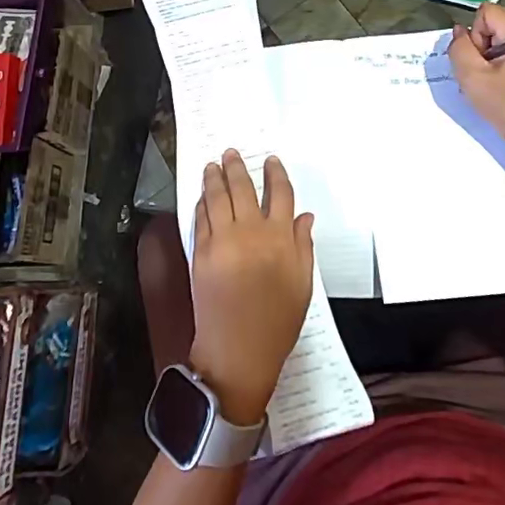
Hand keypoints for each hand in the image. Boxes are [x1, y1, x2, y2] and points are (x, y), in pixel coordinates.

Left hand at [188, 150, 314, 425]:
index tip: (272, 161)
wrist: (238, 350)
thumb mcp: (303, 283)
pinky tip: (203, 196)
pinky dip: (202, 203)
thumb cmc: (278, 320)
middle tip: (232, 153)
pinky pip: (201, 219)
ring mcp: (222, 242)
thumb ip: (304, 245)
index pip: (280, 195)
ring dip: (215, 178)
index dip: (276, 174)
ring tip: (214, 165)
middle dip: (238, 168)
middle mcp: (251, 233)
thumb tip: (305, 216)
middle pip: (243, 189)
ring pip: (217, 199)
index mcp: (280, 239)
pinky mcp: (200, 254)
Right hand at [450, 3, 504, 156]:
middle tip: (486, 73)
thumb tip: (459, 31)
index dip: (476, 36)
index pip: (486, 12)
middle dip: (481, 44)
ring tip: (492, 79)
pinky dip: (496, 61)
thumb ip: (459, 48)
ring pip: (496, 35)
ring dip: (487, 55)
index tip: (482, 62)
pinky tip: (499, 81)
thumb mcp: (472, 77)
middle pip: (492, 20)